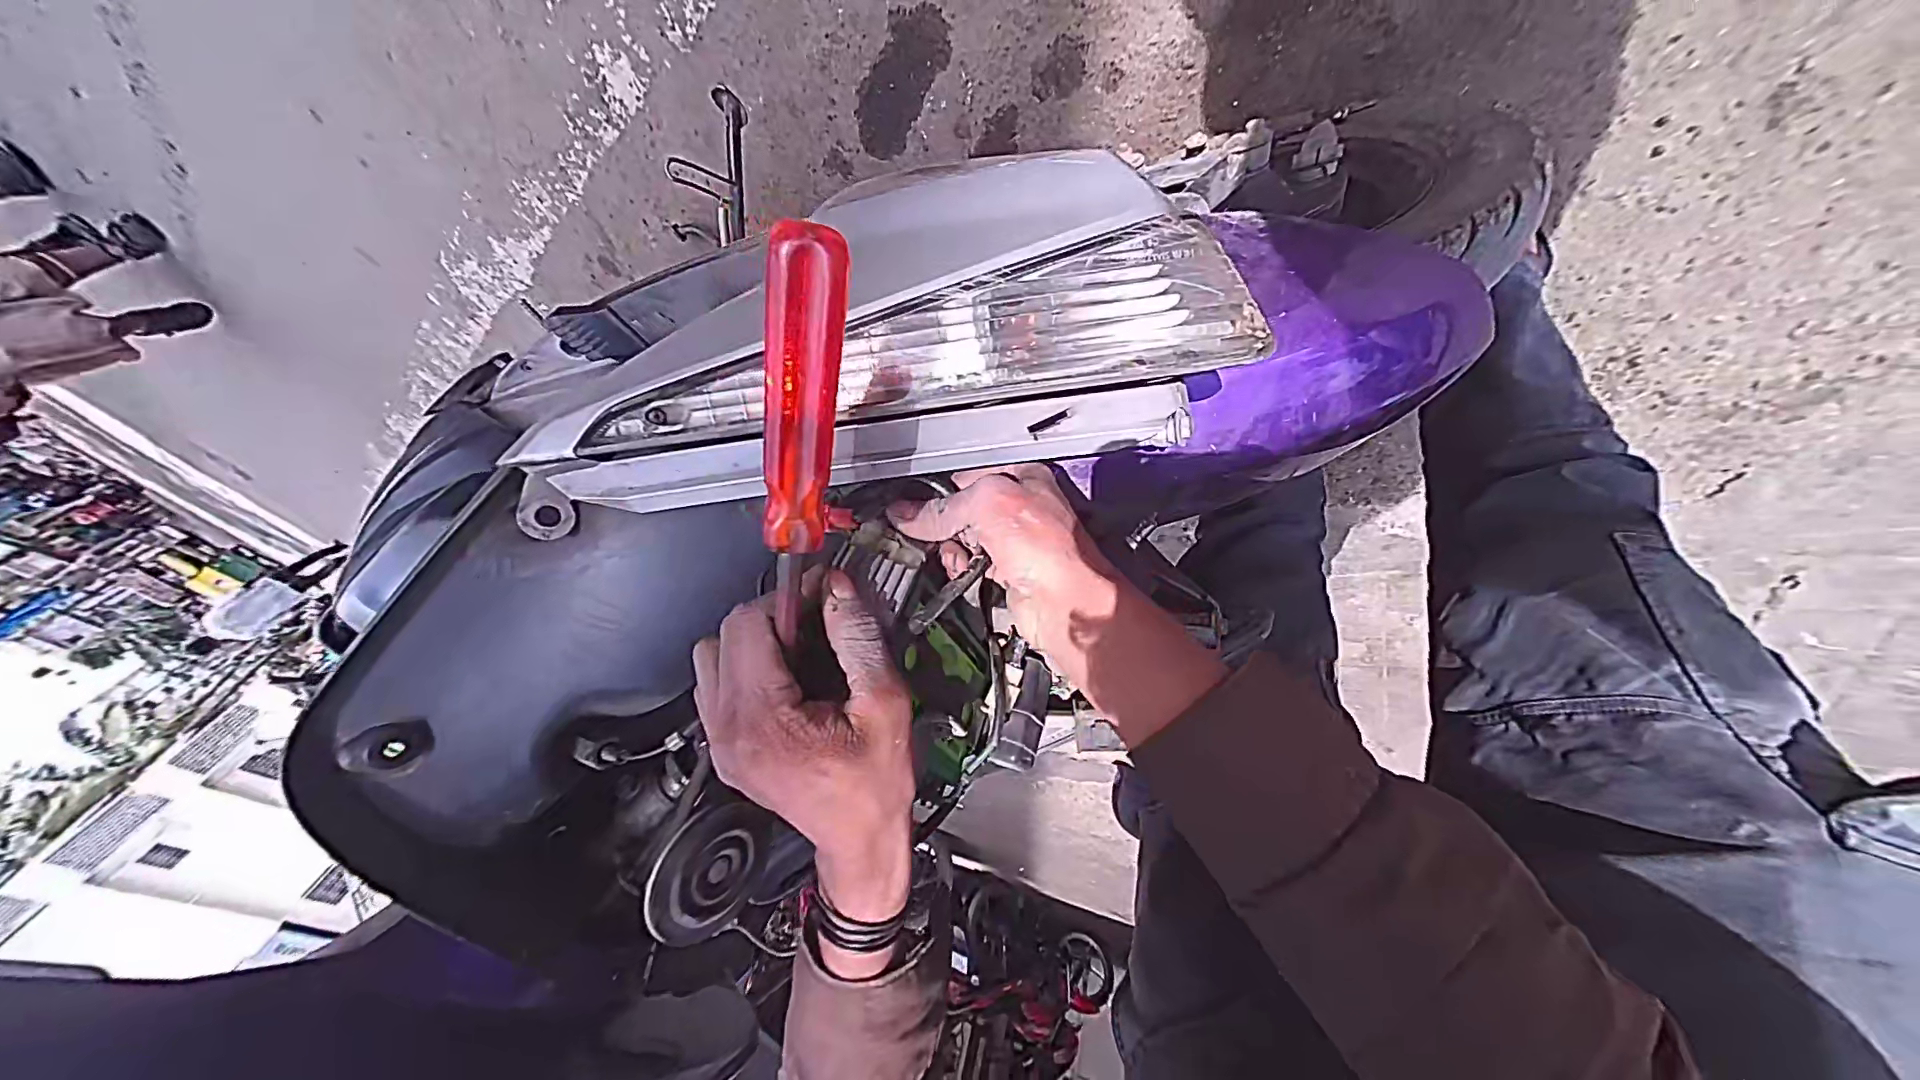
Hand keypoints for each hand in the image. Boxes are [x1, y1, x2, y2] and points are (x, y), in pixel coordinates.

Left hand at [693, 570, 913, 976]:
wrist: (860, 840)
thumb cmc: (875, 787)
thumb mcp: (884, 703)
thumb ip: (857, 639)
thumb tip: (836, 590)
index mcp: (762, 719)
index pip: (746, 624)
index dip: (785, 599)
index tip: (819, 596)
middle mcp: (729, 731)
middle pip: (724, 635)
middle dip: (772, 618)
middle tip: (816, 626)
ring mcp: (722, 743)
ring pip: (713, 657)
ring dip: (756, 642)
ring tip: (801, 656)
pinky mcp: (726, 748)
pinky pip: (718, 685)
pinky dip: (749, 668)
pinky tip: (789, 681)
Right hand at [887, 465, 1114, 666]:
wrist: (1064, 602)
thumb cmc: (1048, 550)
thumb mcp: (986, 504)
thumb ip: (943, 507)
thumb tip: (908, 515)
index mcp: (1023, 478)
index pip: (967, 476)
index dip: (940, 491)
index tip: (916, 505)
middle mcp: (1020, 509)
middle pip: (962, 512)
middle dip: (946, 526)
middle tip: (940, 533)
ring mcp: (1015, 543)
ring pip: (963, 542)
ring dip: (952, 552)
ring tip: (960, 556)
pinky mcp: (1008, 573)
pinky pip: (970, 568)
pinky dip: (962, 572)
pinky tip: (967, 572)